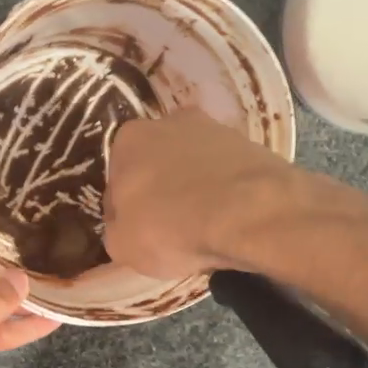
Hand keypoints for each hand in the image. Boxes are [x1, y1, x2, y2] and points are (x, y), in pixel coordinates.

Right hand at [104, 109, 304, 278]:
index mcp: (128, 140)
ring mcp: (214, 129)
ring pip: (192, 167)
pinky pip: (225, 173)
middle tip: (166, 228)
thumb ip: (116, 229)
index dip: (123, 210)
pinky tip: (227, 219)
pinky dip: (223, 192)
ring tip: (202, 226)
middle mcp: (168, 122)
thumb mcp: (121, 245)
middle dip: (159, 191)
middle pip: (155, 165)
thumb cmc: (171, 227)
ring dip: (192, 189)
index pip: (117, 180)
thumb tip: (125, 225)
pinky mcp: (251, 143)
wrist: (250, 215)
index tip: (134, 231)